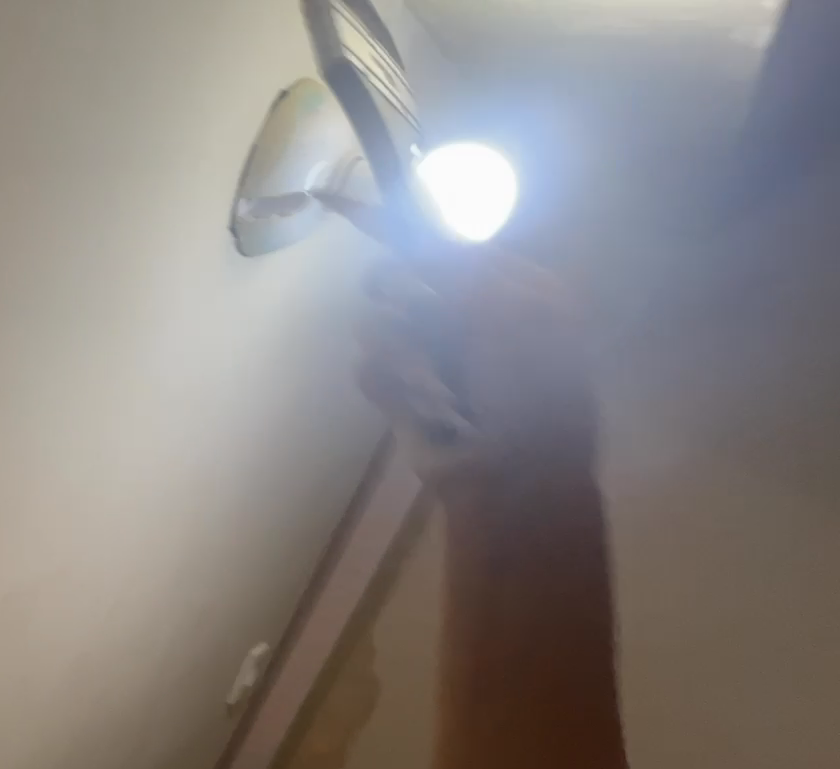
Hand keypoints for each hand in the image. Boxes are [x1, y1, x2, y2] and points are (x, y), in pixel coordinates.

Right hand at [325, 197, 598, 497]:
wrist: (507, 469)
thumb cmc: (527, 387)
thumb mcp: (509, 310)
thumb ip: (460, 263)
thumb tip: (417, 222)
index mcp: (501, 284)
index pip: (437, 239)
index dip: (393, 220)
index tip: (338, 201)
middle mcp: (457, 311)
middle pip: (393, 279)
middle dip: (404, 299)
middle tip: (431, 327)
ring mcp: (424, 351)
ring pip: (375, 325)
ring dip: (405, 355)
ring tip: (438, 386)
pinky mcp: (396, 387)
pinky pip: (367, 367)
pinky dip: (391, 385)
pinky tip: (420, 404)